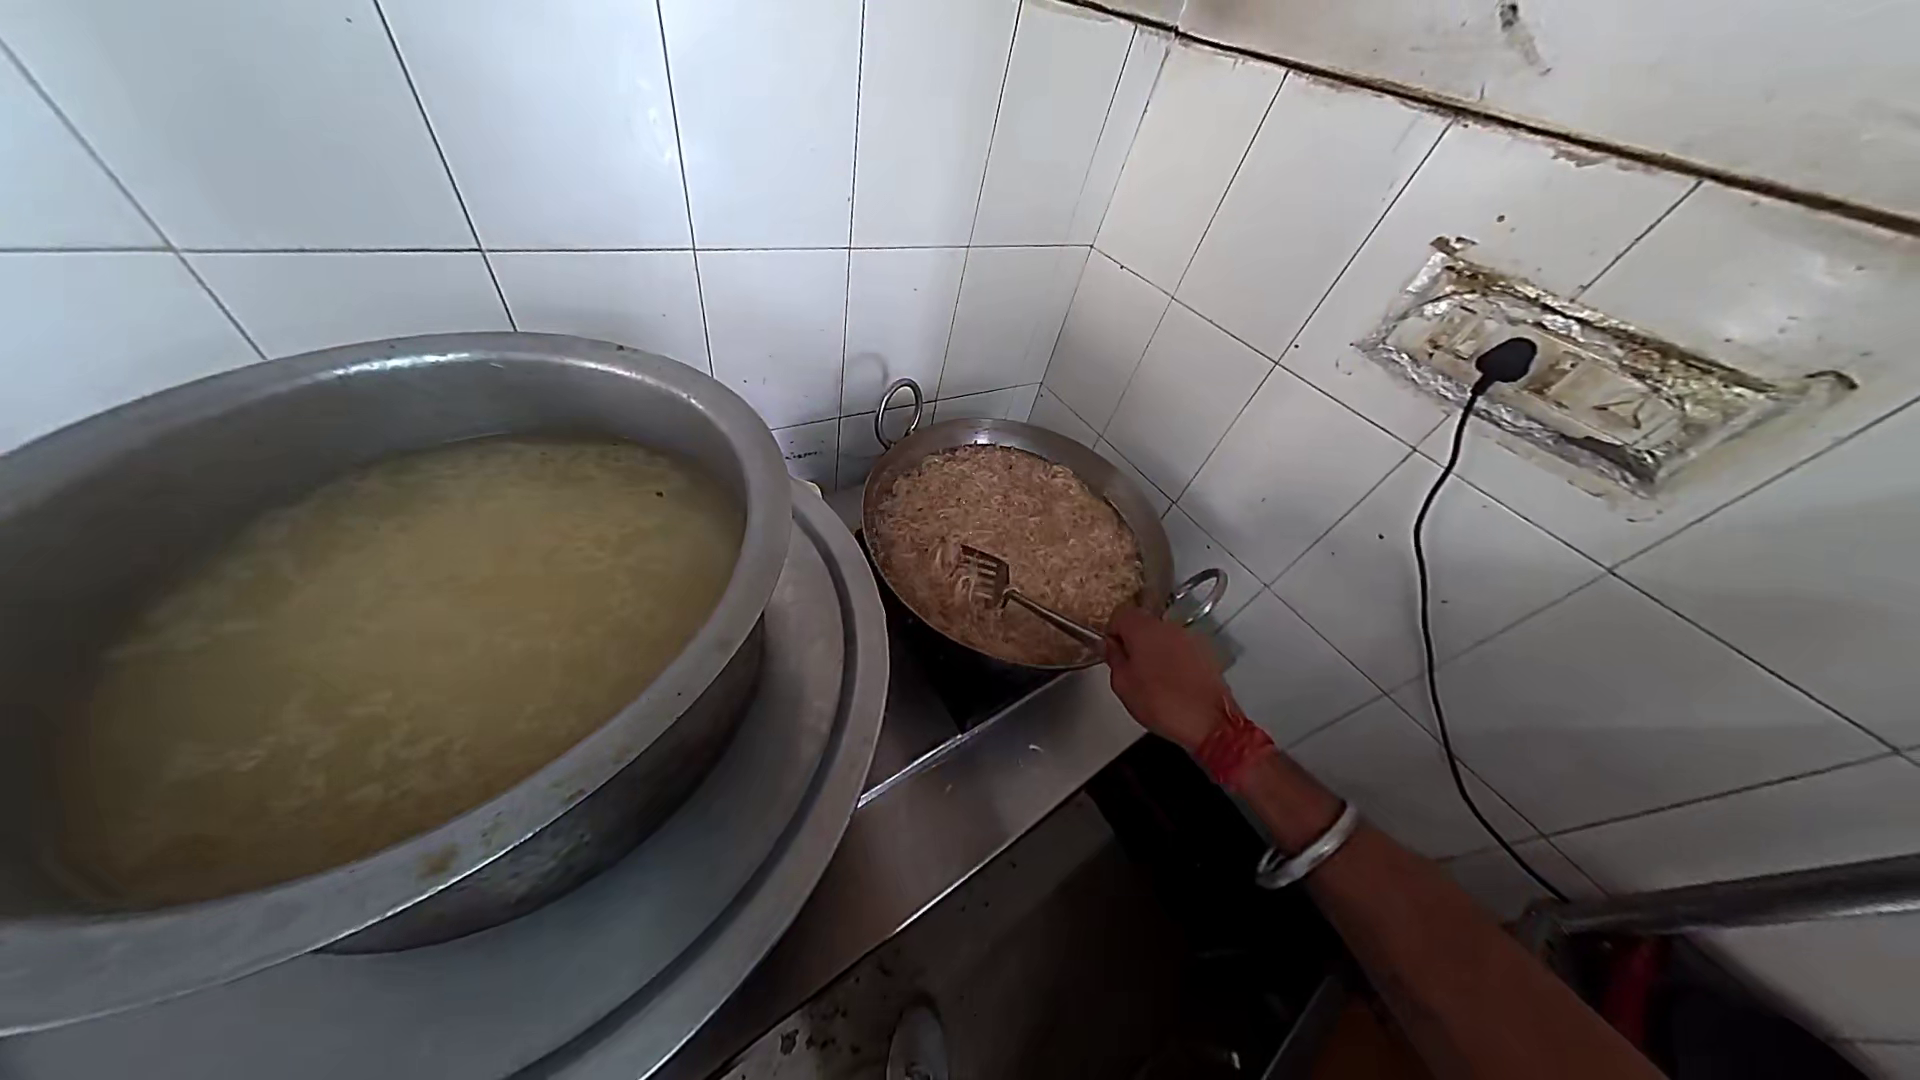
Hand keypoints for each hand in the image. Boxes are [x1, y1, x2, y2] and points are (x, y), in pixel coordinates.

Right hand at [1104, 606, 1230, 751]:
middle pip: (1143, 623)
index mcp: (1143, 628)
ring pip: (1163, 636)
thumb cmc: (1163, 703)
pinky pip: (1181, 649)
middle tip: (1129, 668)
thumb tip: (1111, 647)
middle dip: (1134, 641)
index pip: (1120, 614)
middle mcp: (1168, 627)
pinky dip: (1174, 660)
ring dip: (1155, 651)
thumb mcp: (1122, 684)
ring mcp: (1190, 639)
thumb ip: (1113, 658)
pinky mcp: (1206, 653)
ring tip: (1151, 681)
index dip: (1112, 632)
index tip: (1111, 649)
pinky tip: (1171, 684)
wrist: (1209, 722)